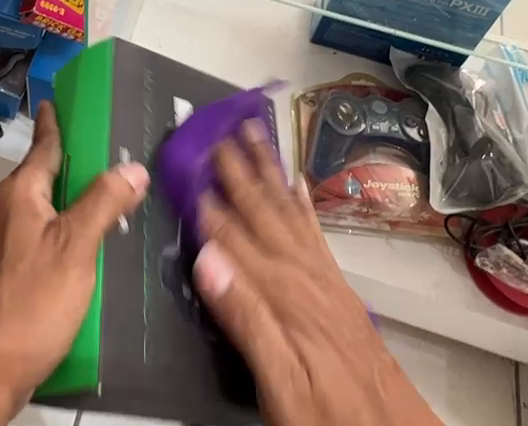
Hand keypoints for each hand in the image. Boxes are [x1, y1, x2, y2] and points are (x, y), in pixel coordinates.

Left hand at [0, 103, 148, 425]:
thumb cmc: (30, 303)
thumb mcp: (75, 248)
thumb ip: (103, 203)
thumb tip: (133, 166)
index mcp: (19, 194)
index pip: (43, 146)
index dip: (54, 123)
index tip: (57, 101)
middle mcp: (2, 210)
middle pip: (40, 175)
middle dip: (69, 163)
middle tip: (106, 152)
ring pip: (38, 207)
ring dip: (66, 199)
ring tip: (101, 197)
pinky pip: (34, 233)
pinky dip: (58, 228)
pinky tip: (79, 246)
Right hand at [195, 123, 441, 425]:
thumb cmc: (330, 413)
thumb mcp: (279, 381)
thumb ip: (244, 319)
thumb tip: (208, 260)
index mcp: (282, 293)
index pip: (234, 235)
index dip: (208, 199)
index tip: (190, 163)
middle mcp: (304, 273)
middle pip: (263, 211)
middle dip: (239, 170)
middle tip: (220, 131)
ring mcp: (324, 275)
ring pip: (289, 209)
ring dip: (269, 172)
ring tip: (256, 136)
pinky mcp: (338, 284)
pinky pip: (315, 229)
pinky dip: (301, 201)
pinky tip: (295, 182)